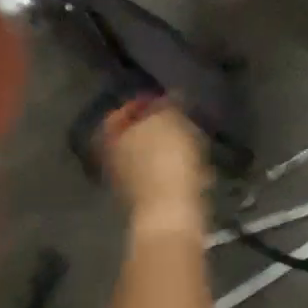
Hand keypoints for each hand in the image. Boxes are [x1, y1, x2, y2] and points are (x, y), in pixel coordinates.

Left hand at [94, 100, 208, 222]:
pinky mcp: (150, 200)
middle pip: (133, 135)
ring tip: (193, 139)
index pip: (120, 112)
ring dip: (168, 147)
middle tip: (181, 117)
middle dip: (155, 126)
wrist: (172, 213)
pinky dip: (177, 167)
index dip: (143, 103)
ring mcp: (130, 182)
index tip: (167, 98)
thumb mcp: (169, 118)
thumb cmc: (165, 158)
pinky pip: (164, 174)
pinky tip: (196, 164)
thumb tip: (169, 95)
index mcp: (111, 136)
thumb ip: (166, 103)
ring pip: (149, 155)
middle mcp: (113, 159)